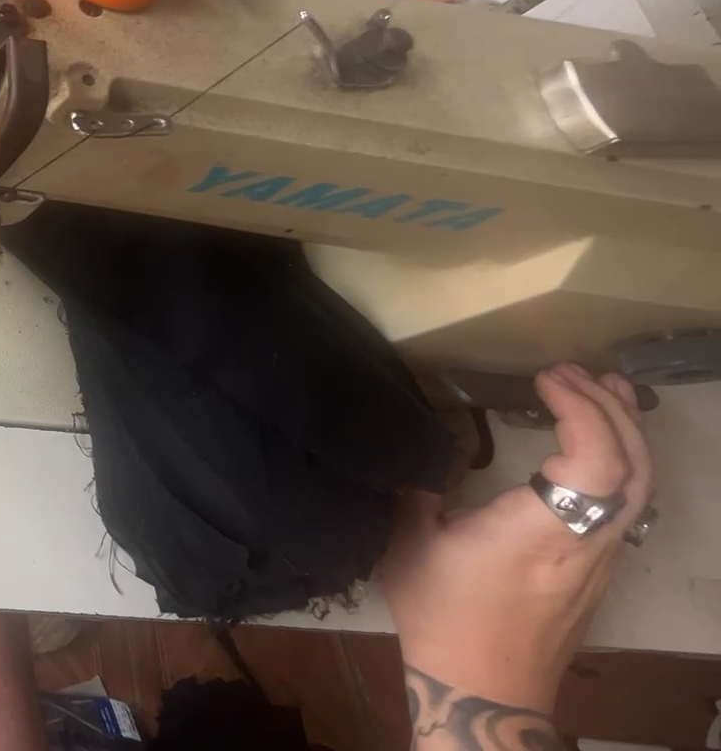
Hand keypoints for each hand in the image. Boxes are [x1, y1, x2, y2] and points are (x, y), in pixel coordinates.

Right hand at [380, 363, 653, 714]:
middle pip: (634, 470)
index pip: (595, 466)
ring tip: (602, 390)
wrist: (484, 680)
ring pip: (642, 487)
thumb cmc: (439, 609)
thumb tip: (426, 450)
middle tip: (574, 371)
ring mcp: (602, 557)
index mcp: (537, 531)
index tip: (546, 378)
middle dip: (613, 412)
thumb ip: (422, 490)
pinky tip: (596, 445)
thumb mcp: (409, 542)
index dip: (583, 413)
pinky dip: (620, 461)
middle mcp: (585, 542)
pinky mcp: (599, 566)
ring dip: (627, 433)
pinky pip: (628, 503)